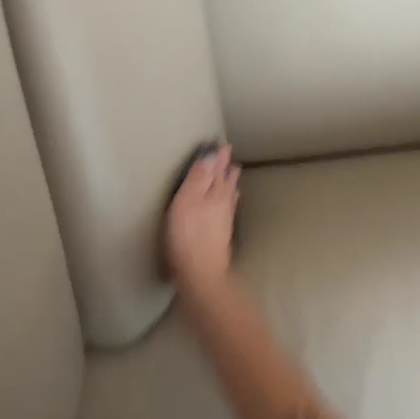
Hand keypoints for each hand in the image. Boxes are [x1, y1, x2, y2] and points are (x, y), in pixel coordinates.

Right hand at [165, 142, 239, 294]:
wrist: (202, 275)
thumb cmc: (188, 235)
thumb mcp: (187, 201)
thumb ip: (198, 177)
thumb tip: (211, 153)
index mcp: (214, 193)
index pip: (218, 169)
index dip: (219, 157)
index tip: (222, 143)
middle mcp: (223, 204)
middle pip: (226, 181)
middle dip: (226, 167)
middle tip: (228, 155)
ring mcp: (224, 221)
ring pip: (229, 195)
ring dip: (230, 182)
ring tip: (232, 173)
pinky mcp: (221, 236)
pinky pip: (227, 208)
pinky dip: (229, 200)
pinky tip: (228, 204)